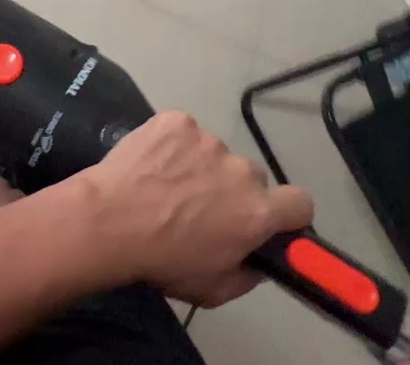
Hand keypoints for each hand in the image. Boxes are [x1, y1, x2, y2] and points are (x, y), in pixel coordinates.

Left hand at [71, 110, 313, 306]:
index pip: (301, 203)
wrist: (109, 220)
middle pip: (250, 177)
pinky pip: (184, 132)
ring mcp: (206, 139)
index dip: (288, 213)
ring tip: (166, 185)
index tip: (271, 220)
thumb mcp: (215, 289)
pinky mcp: (176, 120)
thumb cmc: (162, 260)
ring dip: (200, 166)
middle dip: (233, 191)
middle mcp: (239, 169)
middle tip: (200, 207)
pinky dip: (173, 145)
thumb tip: (260, 257)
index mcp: (257, 211)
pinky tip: (153, 162)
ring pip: (214, 153)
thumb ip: (250, 272)